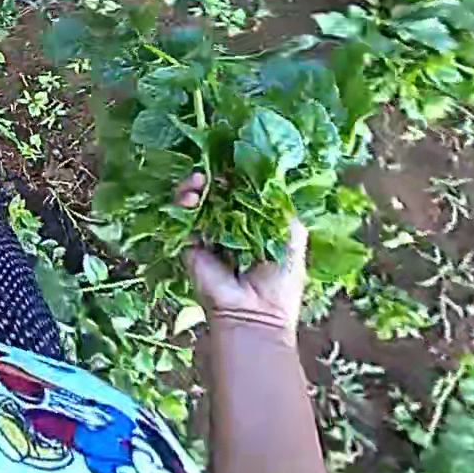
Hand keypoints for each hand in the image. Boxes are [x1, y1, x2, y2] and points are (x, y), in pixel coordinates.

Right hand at [177, 172, 307, 345]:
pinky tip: (192, 195)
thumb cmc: (281, 279)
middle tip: (214, 169)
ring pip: (194, 199)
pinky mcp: (189, 241)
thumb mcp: (292, 236)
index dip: (233, 173)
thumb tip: (272, 173)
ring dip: (193, 184)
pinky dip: (182, 200)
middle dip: (212, 176)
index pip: (236, 189)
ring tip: (200, 180)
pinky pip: (181, 216)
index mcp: (249, 220)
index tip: (232, 159)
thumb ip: (283, 208)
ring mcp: (205, 231)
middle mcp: (224, 223)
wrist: (258, 314)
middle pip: (213, 190)